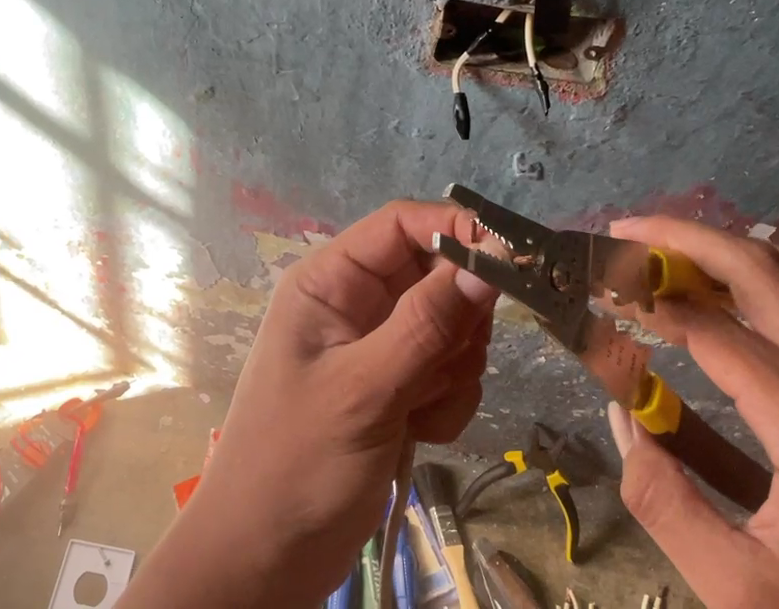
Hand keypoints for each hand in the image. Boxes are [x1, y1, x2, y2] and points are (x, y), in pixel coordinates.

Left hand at [122, 201, 499, 608]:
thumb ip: (427, 324)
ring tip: (415, 412)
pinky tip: (416, 434)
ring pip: (451, 328)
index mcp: (328, 282)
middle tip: (441, 366)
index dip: (456, 232)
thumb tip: (488, 262)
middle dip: (454, 323)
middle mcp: (354, 304)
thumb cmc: (297, 463)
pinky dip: (445, 403)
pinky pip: (448, 372)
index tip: (510, 261)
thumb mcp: (364, 389)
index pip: (400, 224)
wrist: (268, 555)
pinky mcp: (396, 388)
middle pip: (436, 277)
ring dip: (450, 371)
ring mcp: (376, 347)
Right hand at [603, 216, 778, 608]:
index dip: (647, 299)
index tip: (595, 288)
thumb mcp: (739, 590)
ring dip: (734, 250)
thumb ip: (664, 502)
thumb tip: (620, 418)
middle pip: (762, 271)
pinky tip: (746, 295)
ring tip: (673, 254)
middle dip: (684, 239)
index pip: (712, 329)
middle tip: (622, 235)